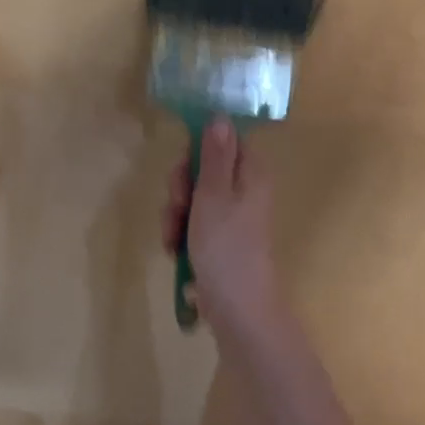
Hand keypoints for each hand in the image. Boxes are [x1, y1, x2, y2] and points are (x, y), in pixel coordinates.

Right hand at [162, 119, 280, 328]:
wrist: (237, 308)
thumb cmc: (226, 247)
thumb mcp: (214, 194)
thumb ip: (215, 155)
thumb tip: (220, 116)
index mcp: (251, 174)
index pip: (223, 142)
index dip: (198, 151)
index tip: (185, 169)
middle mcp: (244, 191)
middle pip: (203, 171)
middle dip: (180, 188)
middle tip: (178, 206)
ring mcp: (232, 219)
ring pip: (192, 199)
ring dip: (175, 215)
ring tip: (173, 239)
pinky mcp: (219, 242)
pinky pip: (192, 225)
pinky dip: (181, 235)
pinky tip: (175, 252)